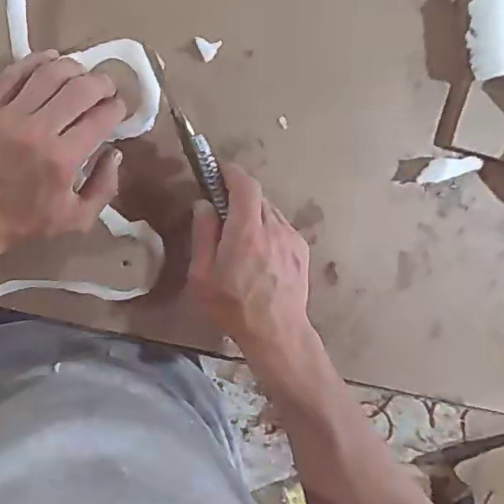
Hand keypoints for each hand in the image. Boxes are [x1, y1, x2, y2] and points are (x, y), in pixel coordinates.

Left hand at [0, 51, 126, 262]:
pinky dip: (36, 61)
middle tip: (106, 90)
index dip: (118, 108)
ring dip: (73, 68)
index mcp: (63, 160)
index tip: (119, 109)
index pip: (101, 117)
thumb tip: (114, 151)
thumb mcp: (77, 219)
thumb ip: (105, 186)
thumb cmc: (27, 221)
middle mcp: (38, 131)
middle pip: (80, 88)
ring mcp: (9, 116)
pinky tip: (51, 60)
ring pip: (49, 73)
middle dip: (102, 83)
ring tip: (81, 75)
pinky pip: (14, 73)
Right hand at [188, 162, 312, 355]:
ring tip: (238, 236)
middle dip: (238, 195)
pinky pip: (280, 227)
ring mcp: (291, 239)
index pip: (244, 185)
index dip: (230, 172)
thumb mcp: (202, 275)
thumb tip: (204, 205)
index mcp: (246, 232)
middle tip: (220, 209)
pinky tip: (257, 252)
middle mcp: (274, 228)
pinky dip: (266, 228)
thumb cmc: (233, 307)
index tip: (217, 170)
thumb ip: (202, 235)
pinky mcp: (301, 251)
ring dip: (252, 213)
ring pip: (270, 211)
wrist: (278, 334)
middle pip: (257, 196)